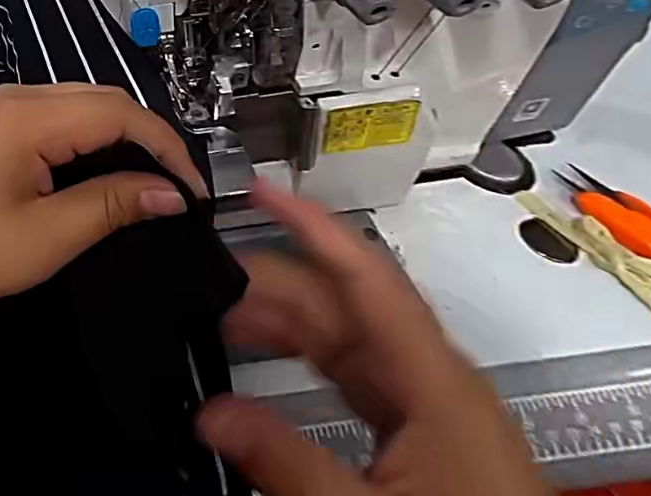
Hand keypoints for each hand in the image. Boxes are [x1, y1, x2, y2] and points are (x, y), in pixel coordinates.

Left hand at [0, 83, 207, 318]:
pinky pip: (58, 114)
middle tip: (176, 186)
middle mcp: (20, 96)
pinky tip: (101, 166)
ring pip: (82, 103)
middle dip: (148, 137)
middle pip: (103, 99)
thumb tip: (171, 192)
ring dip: (121, 134)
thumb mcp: (45, 237)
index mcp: (31, 115)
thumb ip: (111, 205)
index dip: (166, 147)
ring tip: (149, 177)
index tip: (195, 192)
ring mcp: (3, 105)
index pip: (120, 113)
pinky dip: (91, 135)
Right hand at [197, 181, 548, 495]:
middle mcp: (432, 377)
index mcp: (437, 381)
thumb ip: (287, 460)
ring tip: (223, 316)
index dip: (308, 223)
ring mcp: (425, 401)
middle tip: (213, 275)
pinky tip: (266, 358)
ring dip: (280, 318)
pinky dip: (300, 353)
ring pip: (339, 332)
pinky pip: (346, 366)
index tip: (262, 190)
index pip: (364, 273)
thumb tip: (213, 416)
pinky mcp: (416, 427)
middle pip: (340, 301)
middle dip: (273, 280)